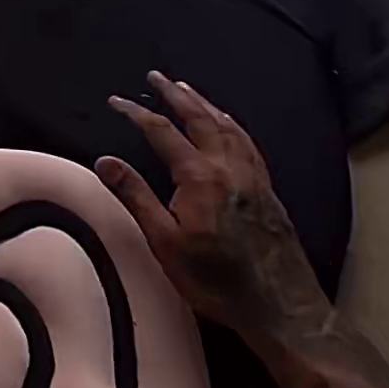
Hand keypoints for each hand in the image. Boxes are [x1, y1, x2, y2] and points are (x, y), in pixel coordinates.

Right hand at [96, 72, 330, 341]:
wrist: (283, 310)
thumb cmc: (217, 281)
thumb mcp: (164, 242)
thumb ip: (134, 196)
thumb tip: (105, 161)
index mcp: (201, 177)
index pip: (161, 132)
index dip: (135, 113)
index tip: (115, 101)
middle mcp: (230, 168)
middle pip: (200, 118)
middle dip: (175, 94)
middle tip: (156, 77)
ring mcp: (253, 178)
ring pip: (228, 127)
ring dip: (204, 104)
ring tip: (187, 89)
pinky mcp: (268, 191)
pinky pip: (247, 142)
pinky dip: (231, 124)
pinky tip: (227, 125)